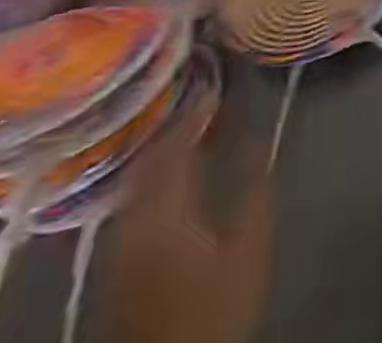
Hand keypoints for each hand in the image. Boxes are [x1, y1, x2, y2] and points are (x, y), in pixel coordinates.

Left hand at [102, 115, 272, 342]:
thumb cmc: (217, 298)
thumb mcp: (248, 242)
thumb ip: (252, 186)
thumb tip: (260, 136)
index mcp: (162, 211)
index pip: (171, 150)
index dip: (193, 115)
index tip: (218, 83)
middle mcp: (131, 217)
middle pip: (148, 162)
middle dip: (177, 127)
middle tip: (210, 97)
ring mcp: (120, 235)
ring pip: (140, 176)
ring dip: (166, 146)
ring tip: (199, 122)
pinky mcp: (122, 249)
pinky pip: (138, 192)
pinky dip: (159, 168)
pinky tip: (179, 164)